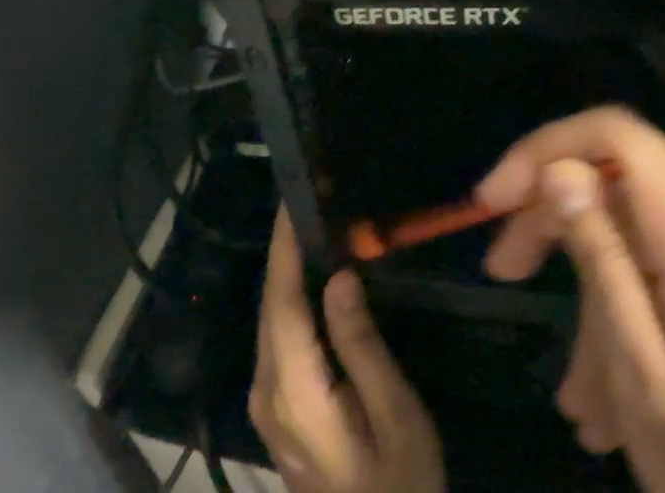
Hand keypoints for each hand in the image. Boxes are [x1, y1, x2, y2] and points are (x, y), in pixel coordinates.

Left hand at [249, 207, 443, 492]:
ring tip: (312, 231)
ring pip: (269, 322)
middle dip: (283, 253)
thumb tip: (339, 278)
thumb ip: (362, 347)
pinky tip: (313, 284)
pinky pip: (277, 341)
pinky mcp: (275, 410)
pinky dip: (290, 305)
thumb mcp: (396, 418)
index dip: (283, 249)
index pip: (281, 301)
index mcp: (294, 389)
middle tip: (309, 203)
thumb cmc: (398, 485)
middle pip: (269, 307)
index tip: (291, 200)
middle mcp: (266, 390)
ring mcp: (265, 403)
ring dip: (285, 276)